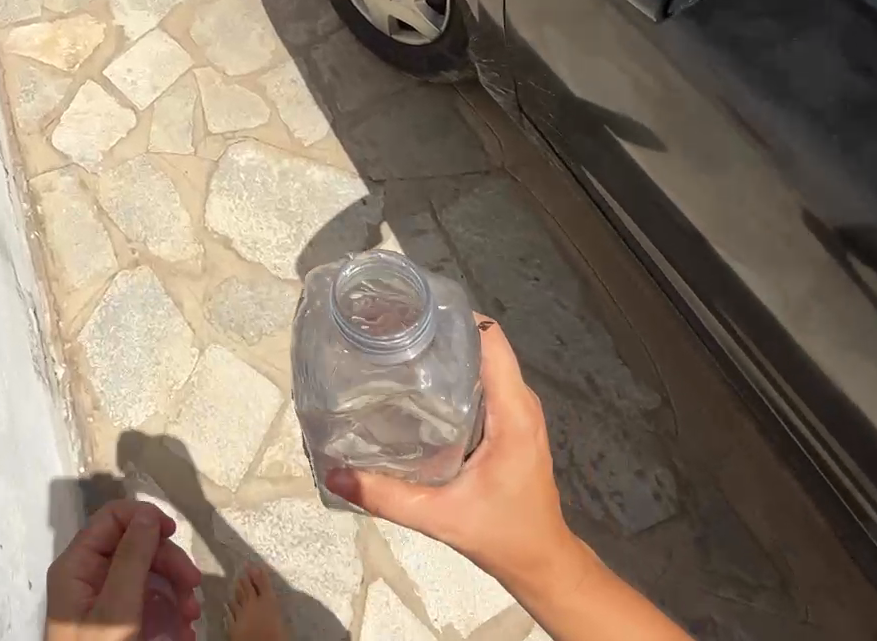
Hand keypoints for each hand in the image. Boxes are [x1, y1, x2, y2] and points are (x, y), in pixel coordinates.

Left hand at [46, 499, 203, 640]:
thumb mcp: (117, 609)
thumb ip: (131, 558)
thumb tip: (148, 516)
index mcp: (77, 565)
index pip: (111, 518)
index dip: (144, 517)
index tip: (174, 533)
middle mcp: (88, 576)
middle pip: (134, 545)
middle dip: (168, 562)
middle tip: (193, 584)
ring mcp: (103, 600)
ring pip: (147, 574)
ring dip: (175, 589)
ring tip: (192, 615)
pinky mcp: (118, 623)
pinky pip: (148, 602)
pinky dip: (170, 611)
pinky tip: (185, 630)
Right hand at [325, 314, 588, 596]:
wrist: (542, 563)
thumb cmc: (502, 534)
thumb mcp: (441, 516)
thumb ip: (387, 496)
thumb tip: (334, 475)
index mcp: (512, 411)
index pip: (490, 339)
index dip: (454, 317)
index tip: (411, 312)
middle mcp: (518, 401)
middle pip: (483, 342)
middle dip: (440, 329)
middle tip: (391, 328)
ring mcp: (517, 409)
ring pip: (483, 359)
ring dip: (447, 348)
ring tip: (399, 346)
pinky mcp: (510, 420)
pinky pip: (484, 378)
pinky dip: (455, 369)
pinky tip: (418, 379)